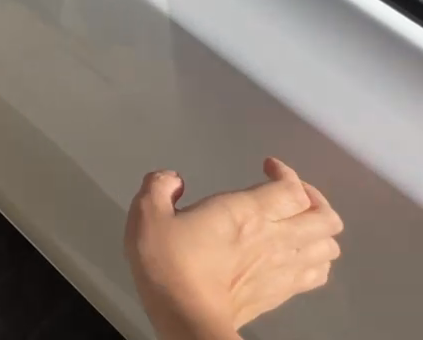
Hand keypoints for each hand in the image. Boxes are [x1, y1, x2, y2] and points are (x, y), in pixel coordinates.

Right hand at [123, 158, 342, 339]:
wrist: (186, 311)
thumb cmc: (165, 258)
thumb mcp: (146, 211)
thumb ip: (159, 186)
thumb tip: (173, 178)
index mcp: (243, 213)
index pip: (289, 190)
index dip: (285, 173)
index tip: (268, 165)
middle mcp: (274, 237)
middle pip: (324, 216)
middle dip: (313, 197)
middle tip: (289, 188)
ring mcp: (285, 267)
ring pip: (330, 244)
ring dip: (318, 227)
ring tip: (296, 218)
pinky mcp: (287, 290)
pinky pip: (321, 270)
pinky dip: (317, 255)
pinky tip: (297, 251)